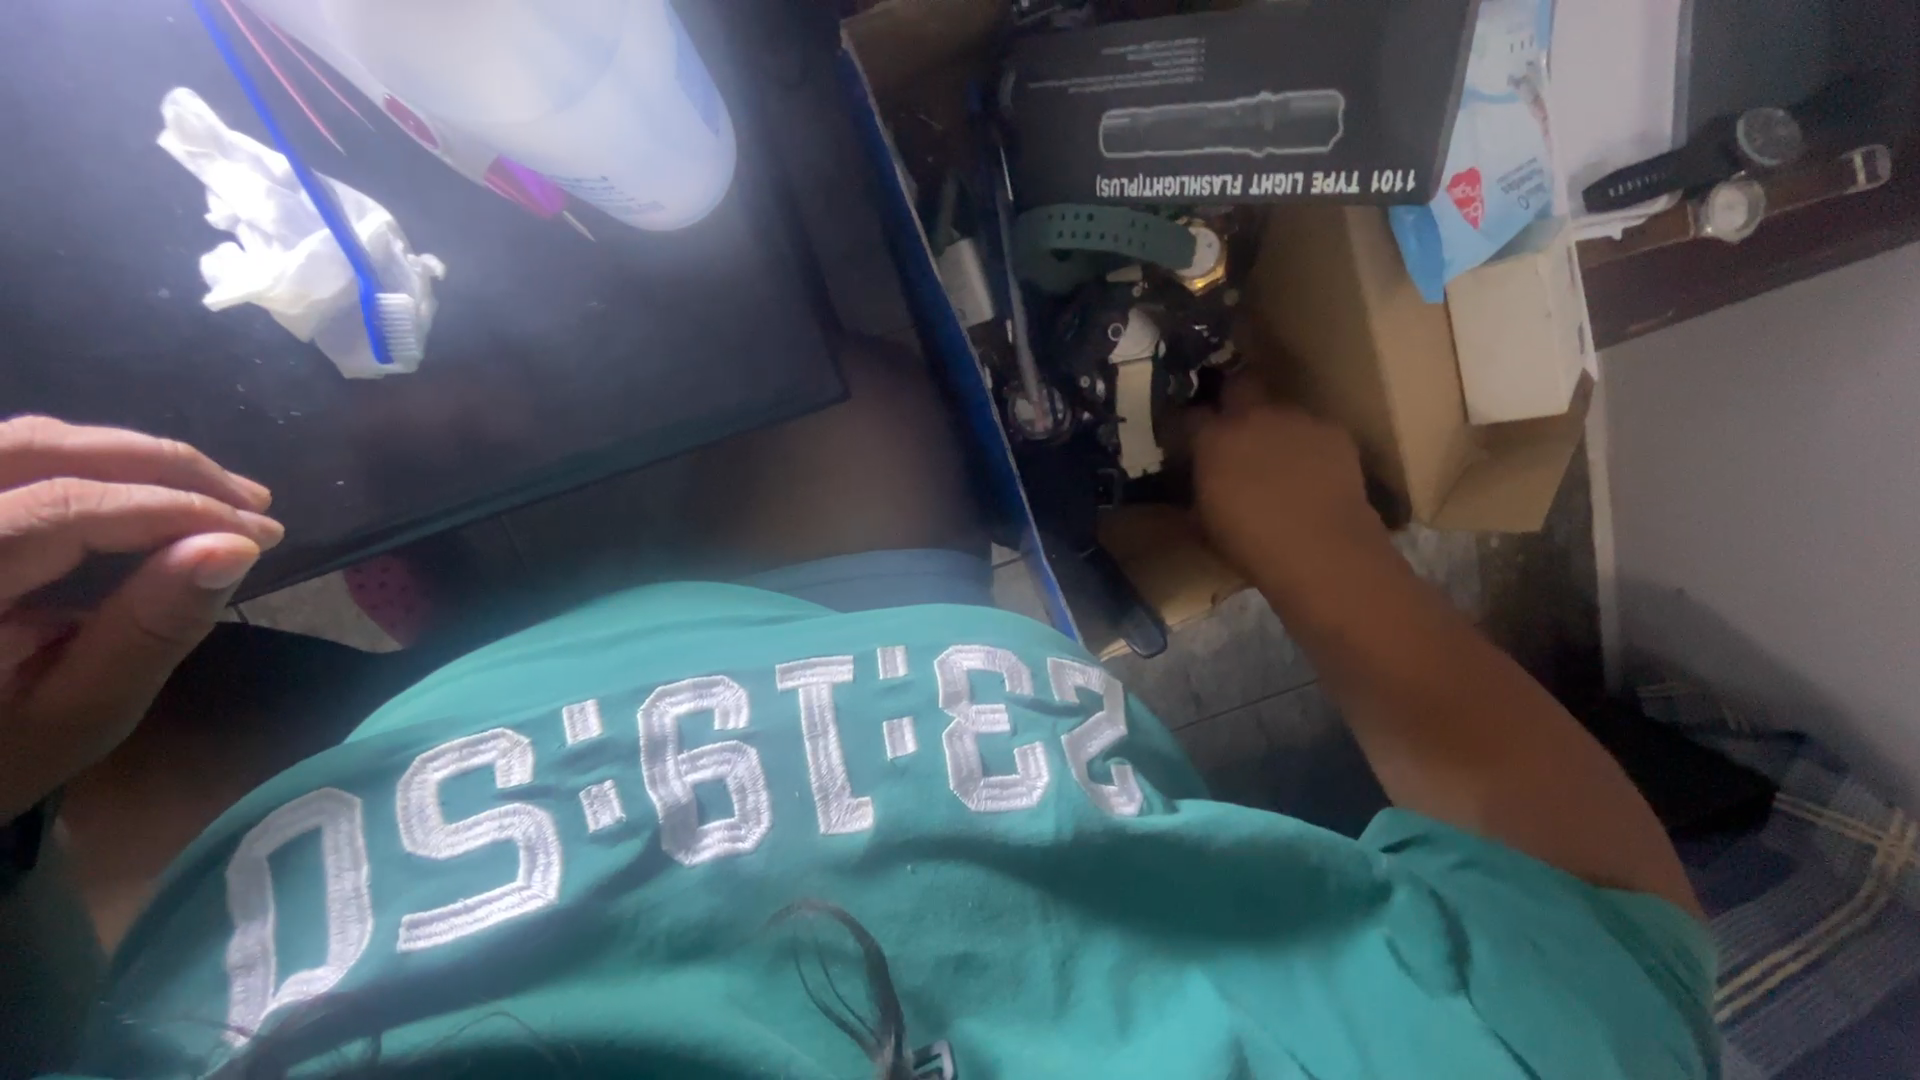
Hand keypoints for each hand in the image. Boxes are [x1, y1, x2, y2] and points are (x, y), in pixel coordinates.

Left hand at [0, 417, 283, 820]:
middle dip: (160, 465)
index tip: (262, 534)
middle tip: (251, 501)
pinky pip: (10, 458)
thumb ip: (151, 628)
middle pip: (33, 451)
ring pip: (20, 441)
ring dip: (131, 457)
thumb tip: (237, 548)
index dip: (172, 509)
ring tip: (215, 493)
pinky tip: (151, 490)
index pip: (59, 510)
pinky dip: (91, 463)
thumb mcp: (82, 711)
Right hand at [1189, 377, 1387, 591]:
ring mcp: (1298, 420)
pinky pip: (1312, 430)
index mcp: (1213, 438)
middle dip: (1233, 399)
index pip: (1189, 414)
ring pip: (1279, 409)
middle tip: (1233, 428)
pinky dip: (1307, 445)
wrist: (1322, 552)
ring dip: (1273, 426)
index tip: (1188, 440)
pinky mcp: (1334, 432)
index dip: (1189, 426)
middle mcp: (1253, 417)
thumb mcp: (1203, 524)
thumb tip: (1190, 484)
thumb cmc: (1249, 544)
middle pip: (1239, 384)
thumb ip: (1194, 492)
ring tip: (1278, 458)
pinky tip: (1312, 472)